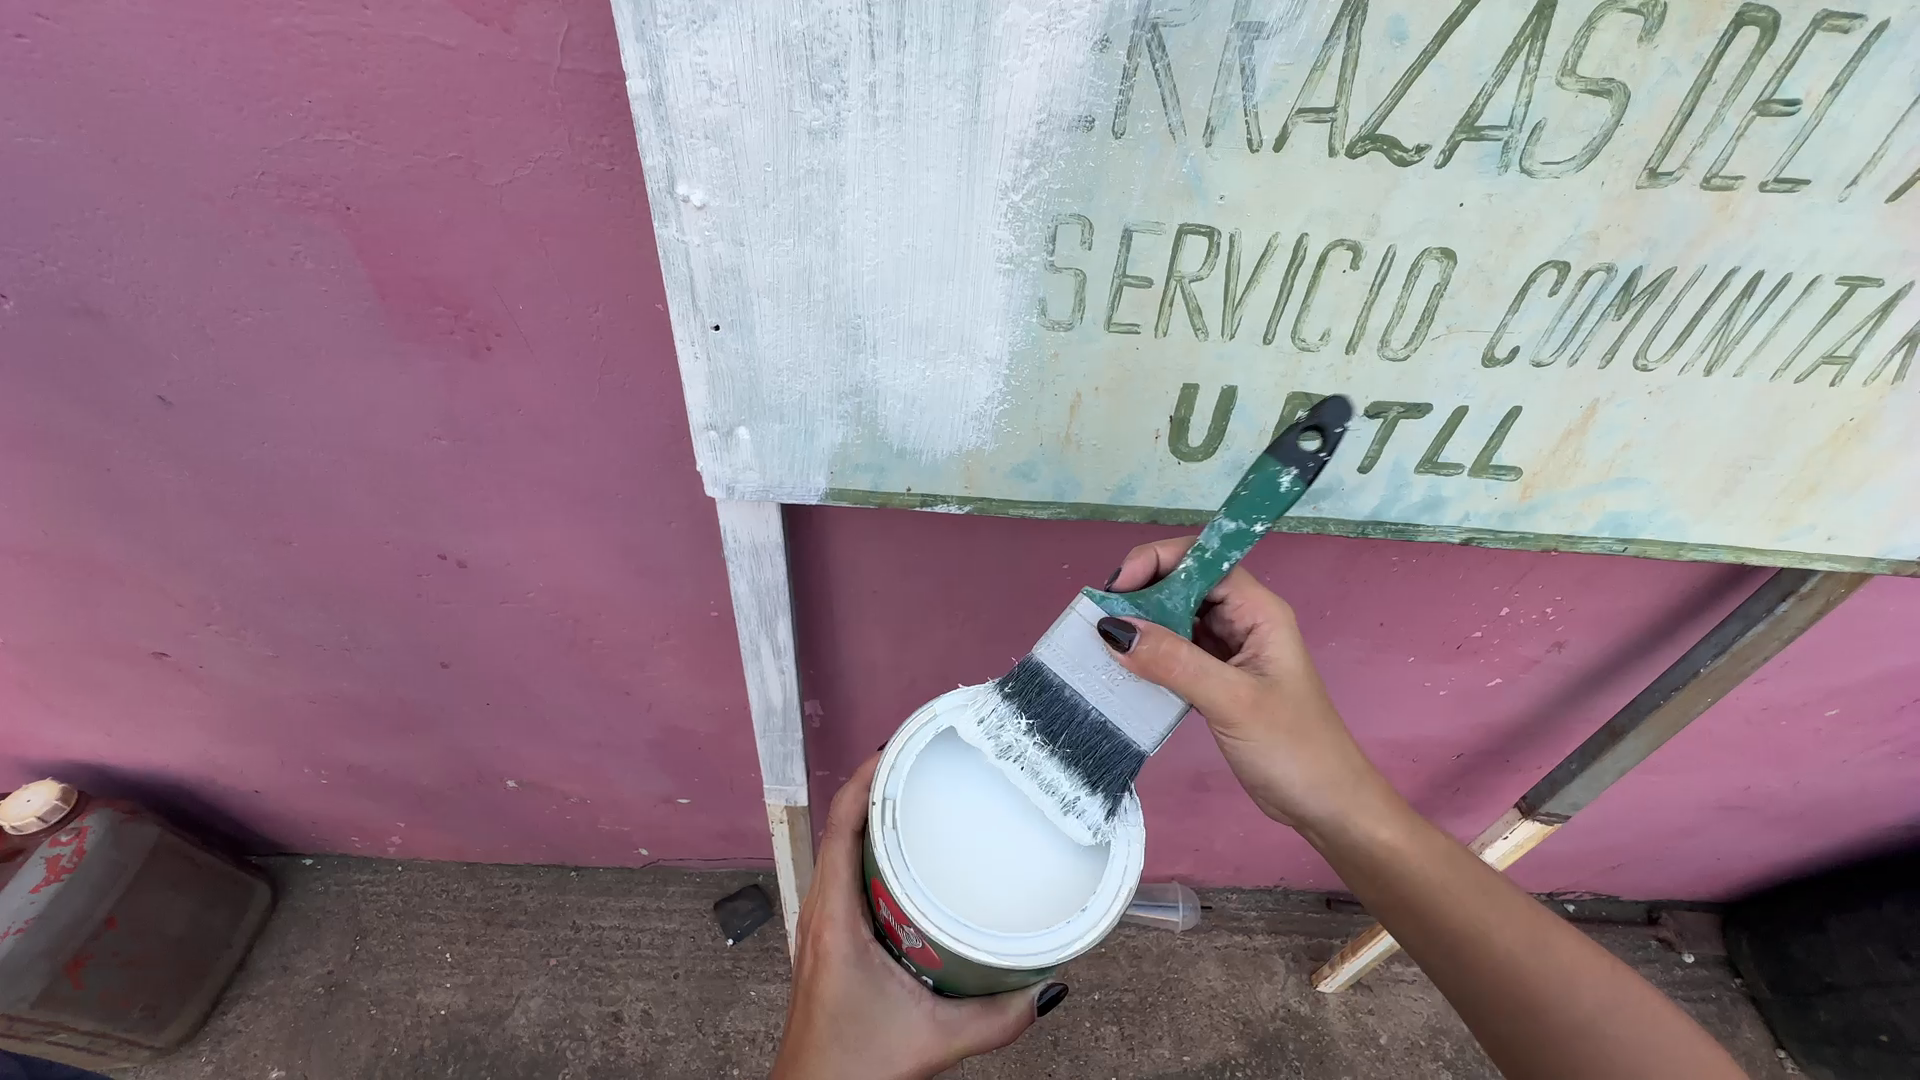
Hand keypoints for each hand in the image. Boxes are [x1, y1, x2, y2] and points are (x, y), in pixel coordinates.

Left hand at [769, 755, 1066, 1079]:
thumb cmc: (855, 1066)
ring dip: (872, 815)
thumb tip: (1048, 987)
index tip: (897, 748)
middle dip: (877, 787)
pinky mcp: (828, 935)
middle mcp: (821, 908)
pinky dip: (870, 847)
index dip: (864, 779)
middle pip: (841, 825)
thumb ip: (997, 1019)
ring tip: (917, 795)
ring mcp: (821, 921)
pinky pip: (844, 871)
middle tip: (922, 764)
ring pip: (840, 847)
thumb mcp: (934, 1040)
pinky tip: (906, 856)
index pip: (841, 825)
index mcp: (835, 916)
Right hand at [1099, 536, 1393, 836]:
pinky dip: (1147, 655)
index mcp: (1257, 610)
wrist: (1326, 806)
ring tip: (1101, 642)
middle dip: (1141, 593)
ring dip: (1140, 625)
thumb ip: (1174, 662)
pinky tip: (1122, 668)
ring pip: (1175, 619)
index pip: (1202, 561)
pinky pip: (1174, 652)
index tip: (1117, 592)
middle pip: (1184, 585)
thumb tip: (1112, 629)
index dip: (1157, 563)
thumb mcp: (1232, 700)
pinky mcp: (1215, 679)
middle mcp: (1241, 621)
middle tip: (1098, 620)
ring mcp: (1228, 651)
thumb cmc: (1294, 748)